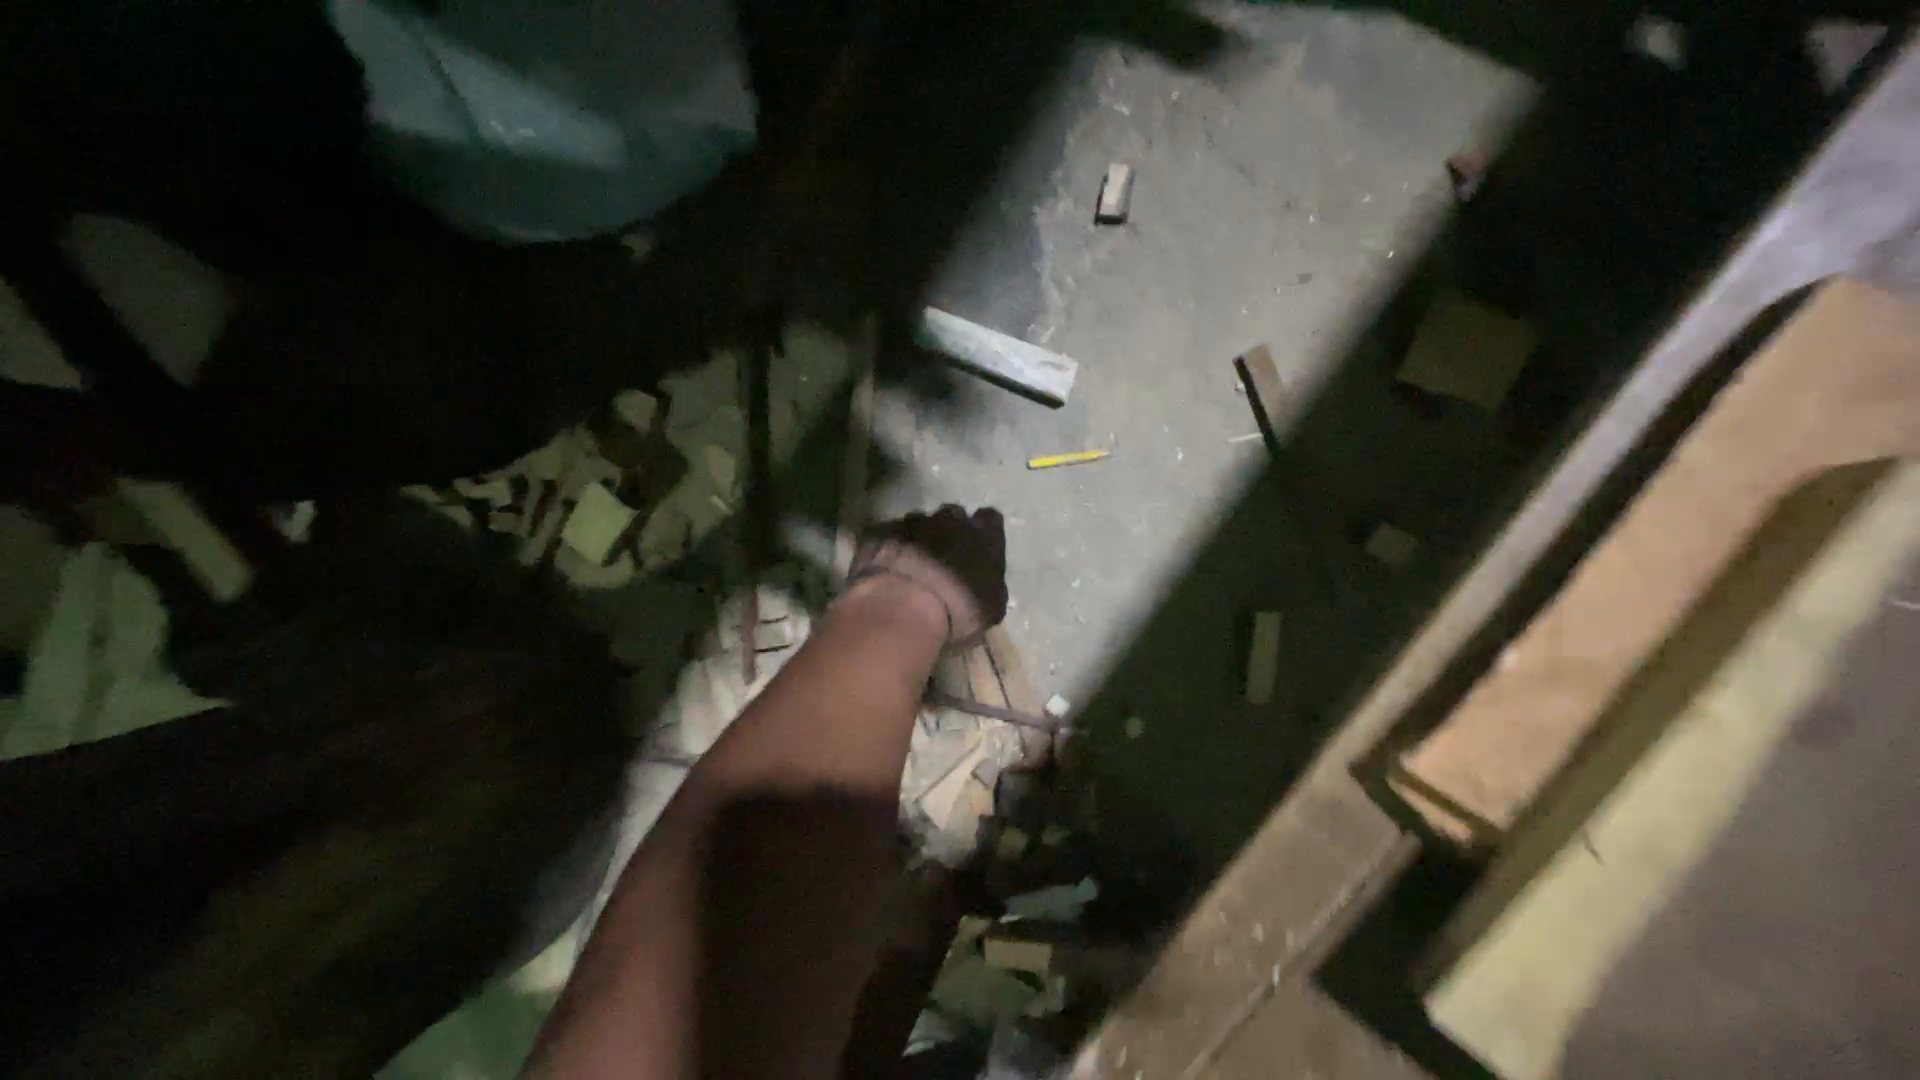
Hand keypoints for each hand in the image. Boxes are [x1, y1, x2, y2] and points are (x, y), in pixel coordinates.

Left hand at [848, 505, 1006, 645]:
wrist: (904, 606)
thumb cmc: (959, 611)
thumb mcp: (991, 608)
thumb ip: (992, 585)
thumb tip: (987, 583)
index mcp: (984, 537)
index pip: (991, 518)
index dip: (984, 530)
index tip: (978, 546)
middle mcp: (951, 520)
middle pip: (953, 515)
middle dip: (949, 530)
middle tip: (943, 556)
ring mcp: (913, 522)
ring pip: (918, 521)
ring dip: (918, 537)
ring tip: (911, 564)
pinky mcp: (881, 530)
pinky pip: (888, 532)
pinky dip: (889, 545)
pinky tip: (887, 567)